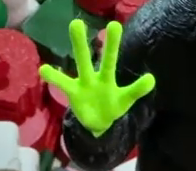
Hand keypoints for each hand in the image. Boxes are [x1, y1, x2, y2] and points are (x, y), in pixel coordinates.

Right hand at [39, 19, 155, 137]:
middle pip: (89, 57)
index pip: (110, 60)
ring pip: (78, 64)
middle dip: (83, 42)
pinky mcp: (73, 93)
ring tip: (70, 30)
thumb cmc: (112, 105)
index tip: (114, 25)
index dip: (112, 46)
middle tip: (78, 22)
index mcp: (107, 77)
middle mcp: (94, 76)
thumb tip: (152, 79)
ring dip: (75, 50)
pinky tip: (43, 70)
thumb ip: (136, 90)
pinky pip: (62, 84)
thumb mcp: (125, 100)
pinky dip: (54, 77)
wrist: (98, 122)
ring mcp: (83, 83)